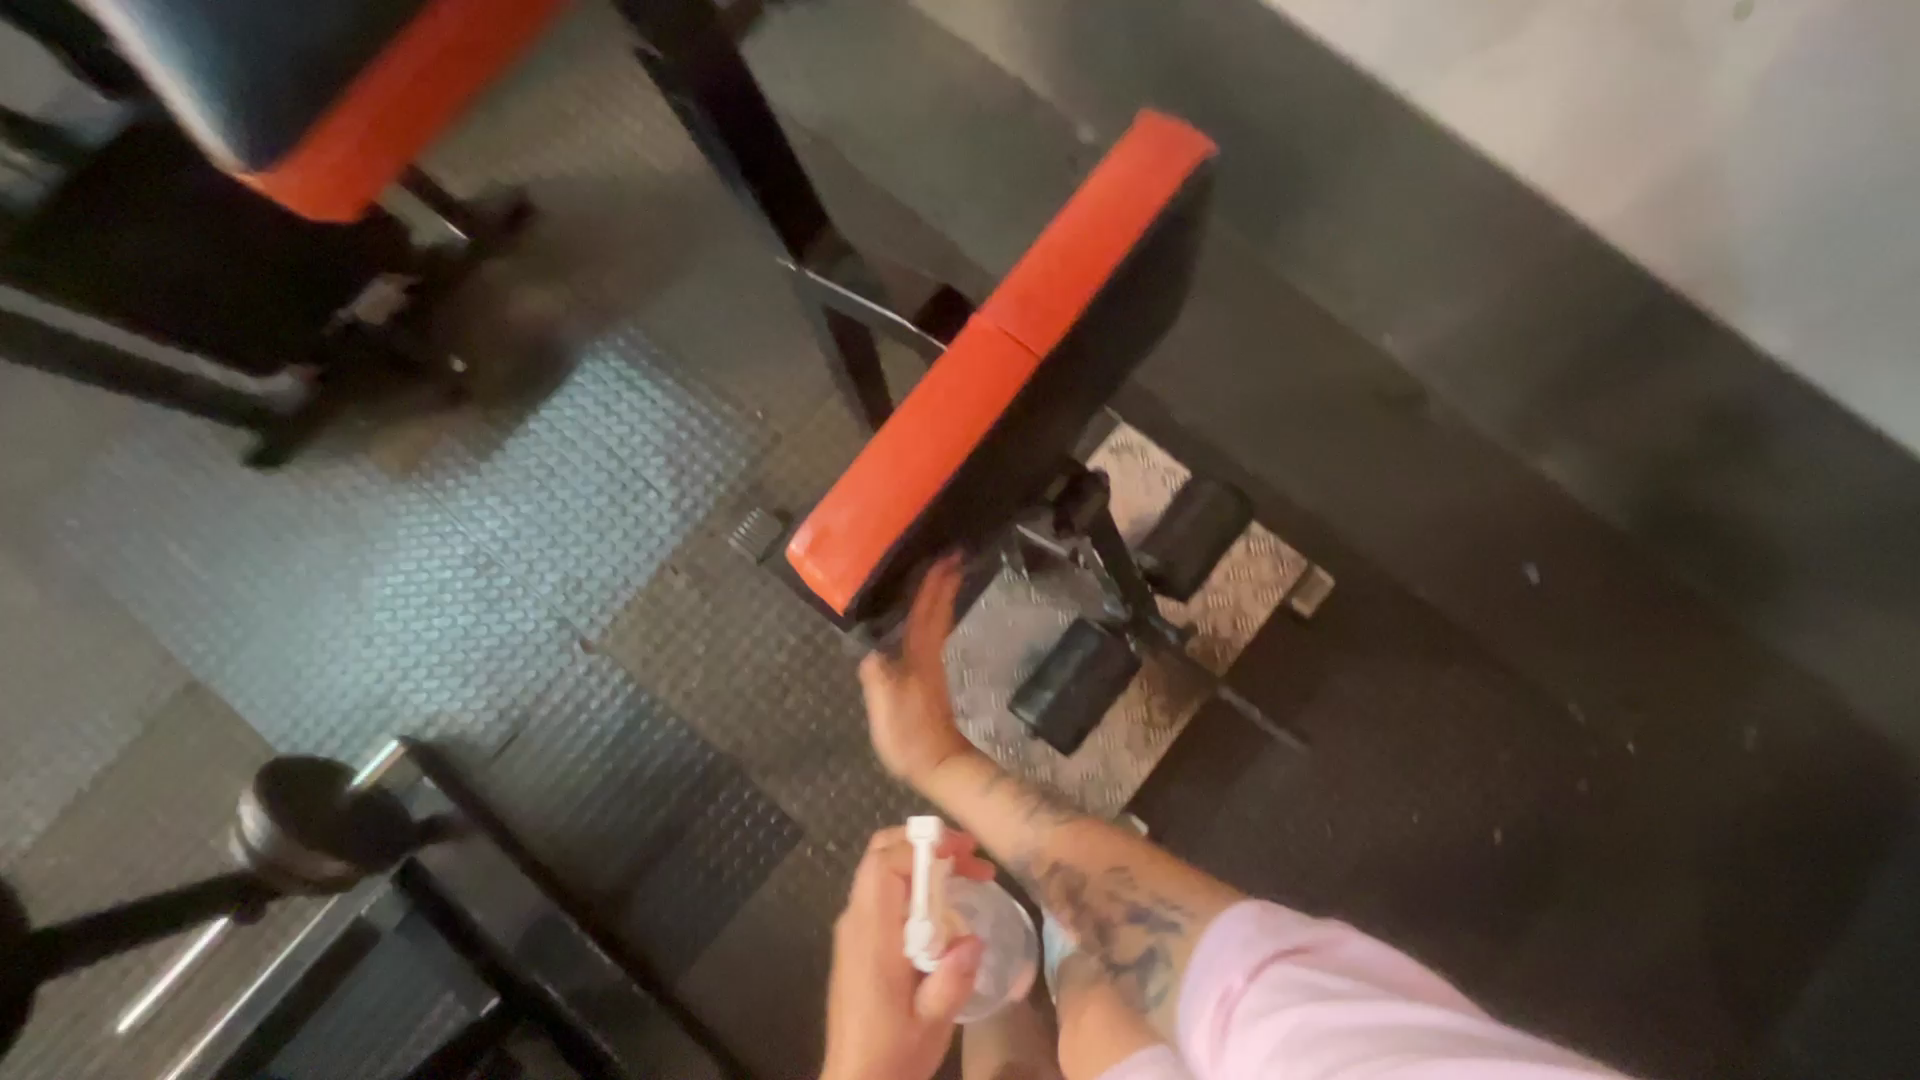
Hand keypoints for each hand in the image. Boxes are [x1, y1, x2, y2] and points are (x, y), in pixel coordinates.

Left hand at [821, 826, 995, 1079]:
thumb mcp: (931, 1024)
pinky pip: (884, 892)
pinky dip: (914, 883)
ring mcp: (854, 929)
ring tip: (968, 876)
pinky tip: (946, 905)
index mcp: (870, 935)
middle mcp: (856, 921)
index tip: (962, 851)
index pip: (884, 865)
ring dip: (923, 862)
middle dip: (925, 843)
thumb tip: (974, 939)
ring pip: (882, 870)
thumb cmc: (891, 1055)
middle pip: (880, 855)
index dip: (922, 846)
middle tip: (969, 856)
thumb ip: (952, 980)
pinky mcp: (859, 940)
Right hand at [859, 555, 975, 785]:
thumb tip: (870, 649)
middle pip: (937, 613)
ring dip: (941, 599)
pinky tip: (926, 621)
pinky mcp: (930, 681)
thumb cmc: (911, 736)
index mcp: (918, 656)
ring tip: (942, 579)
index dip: (935, 585)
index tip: (946, 558)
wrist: (939, 765)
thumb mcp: (886, 706)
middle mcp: (929, 656)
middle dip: (943, 584)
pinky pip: (932, 636)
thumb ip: (878, 676)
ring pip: (937, 623)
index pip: (926, 612)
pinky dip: (933, 619)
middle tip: (952, 557)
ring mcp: (932, 668)